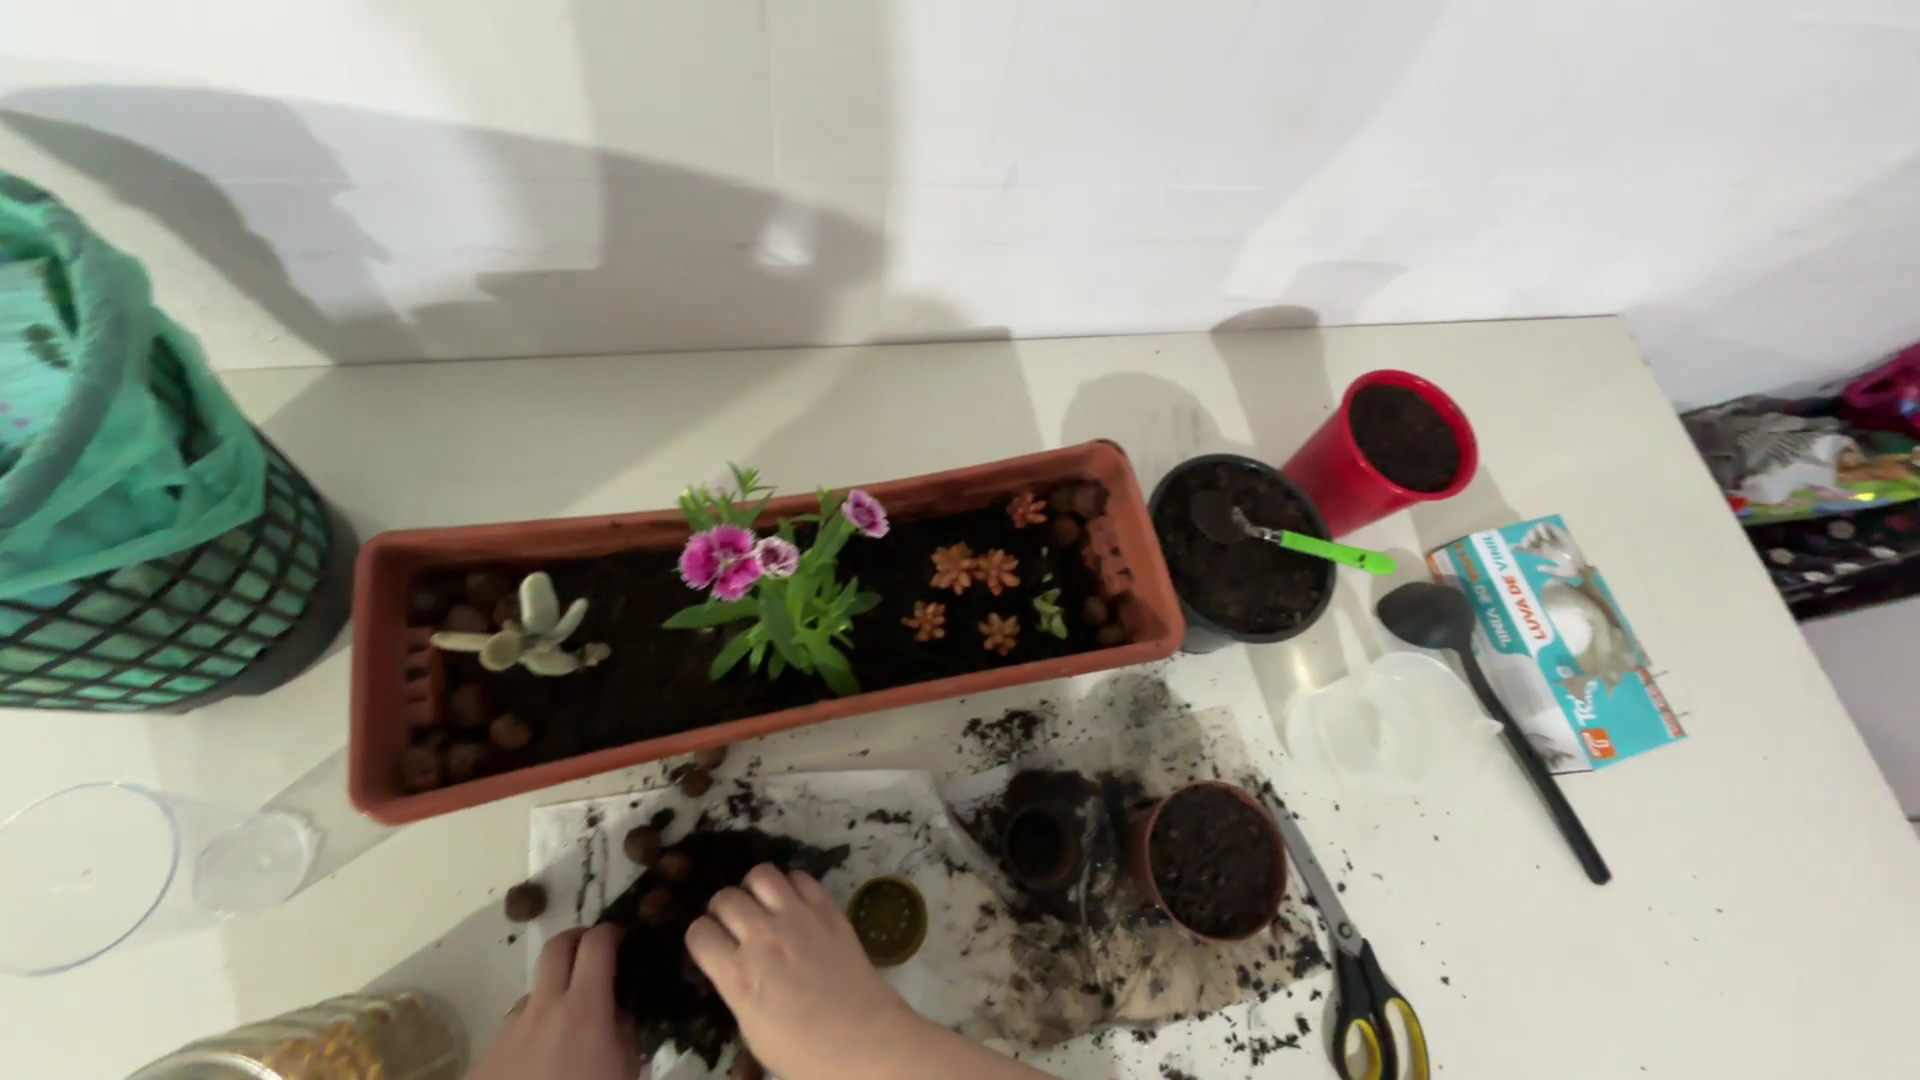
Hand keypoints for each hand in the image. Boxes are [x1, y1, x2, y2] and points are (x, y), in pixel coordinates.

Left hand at [468, 924, 640, 1079]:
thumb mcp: (625, 1073)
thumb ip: (625, 1033)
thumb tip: (619, 1011)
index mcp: (585, 1008)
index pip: (598, 943)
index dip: (612, 932)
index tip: (623, 938)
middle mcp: (543, 1009)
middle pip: (556, 947)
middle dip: (577, 939)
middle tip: (593, 952)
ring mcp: (508, 1032)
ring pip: (533, 991)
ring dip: (553, 995)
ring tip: (565, 1030)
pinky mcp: (484, 1060)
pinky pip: (513, 1030)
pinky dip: (530, 1034)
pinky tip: (538, 1066)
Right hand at [686, 864, 920, 1079]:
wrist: (860, 1036)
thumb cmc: (802, 1048)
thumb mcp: (750, 1028)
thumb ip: (735, 987)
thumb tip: (729, 964)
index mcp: (738, 974)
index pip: (698, 933)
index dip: (700, 938)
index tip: (709, 944)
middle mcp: (763, 937)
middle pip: (725, 898)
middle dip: (722, 909)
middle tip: (733, 923)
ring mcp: (797, 916)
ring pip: (760, 874)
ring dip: (753, 888)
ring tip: (761, 904)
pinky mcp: (826, 907)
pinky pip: (800, 876)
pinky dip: (791, 885)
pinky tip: (793, 903)